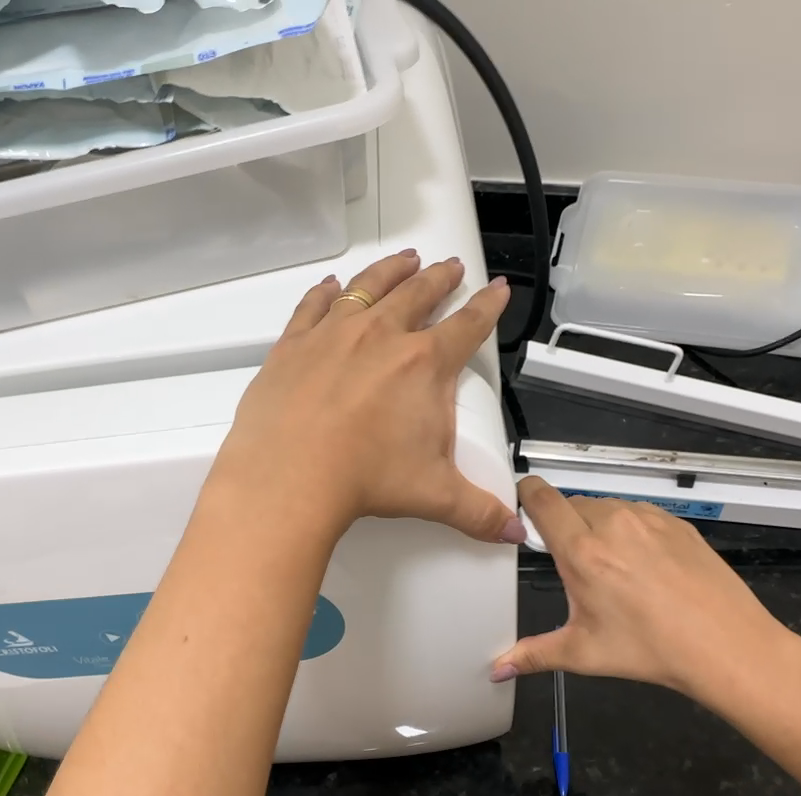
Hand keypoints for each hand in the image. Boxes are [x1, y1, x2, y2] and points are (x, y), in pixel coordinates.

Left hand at [208, 250, 522, 542]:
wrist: (290, 476)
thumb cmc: (362, 479)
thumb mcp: (434, 496)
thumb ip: (479, 511)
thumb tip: (510, 531)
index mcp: (423, 364)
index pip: (467, 325)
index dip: (488, 306)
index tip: (497, 291)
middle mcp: (381, 336)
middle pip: (419, 294)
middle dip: (440, 278)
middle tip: (451, 267)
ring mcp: (334, 334)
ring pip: (369, 287)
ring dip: (391, 271)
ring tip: (404, 259)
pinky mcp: (293, 345)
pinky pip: (313, 306)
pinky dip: (325, 291)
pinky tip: (332, 284)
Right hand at [492, 478, 800, 713]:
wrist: (726, 645)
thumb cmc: (651, 649)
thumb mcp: (583, 653)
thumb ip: (532, 654)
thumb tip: (498, 669)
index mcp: (582, 552)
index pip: (542, 499)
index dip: (526, 494)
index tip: (522, 505)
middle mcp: (613, 524)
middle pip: (572, 503)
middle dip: (563, 523)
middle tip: (570, 559)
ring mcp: (649, 519)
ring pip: (607, 507)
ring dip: (598, 525)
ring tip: (610, 565)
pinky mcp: (677, 523)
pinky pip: (639, 514)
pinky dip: (631, 530)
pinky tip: (643, 564)